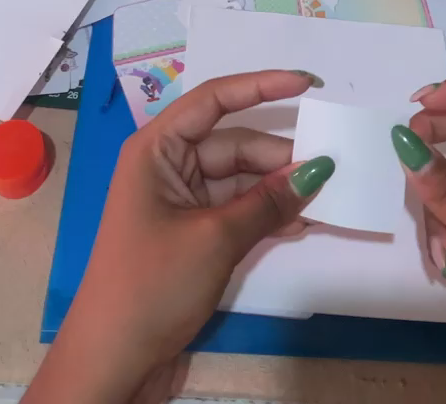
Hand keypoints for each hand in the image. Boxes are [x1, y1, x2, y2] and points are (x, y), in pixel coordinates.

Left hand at [27, 70, 333, 402]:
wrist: (114, 362)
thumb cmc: (152, 285)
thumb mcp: (214, 239)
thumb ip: (268, 201)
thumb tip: (318, 170)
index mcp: (157, 148)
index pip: (214, 99)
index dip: (261, 85)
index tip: (306, 82)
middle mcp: (168, 164)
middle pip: (234, 144)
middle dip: (279, 155)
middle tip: (332, 165)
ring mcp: (181, 199)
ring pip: (240, 178)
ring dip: (279, 187)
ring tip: (327, 195)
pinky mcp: (193, 232)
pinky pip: (238, 208)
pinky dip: (267, 213)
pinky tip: (303, 221)